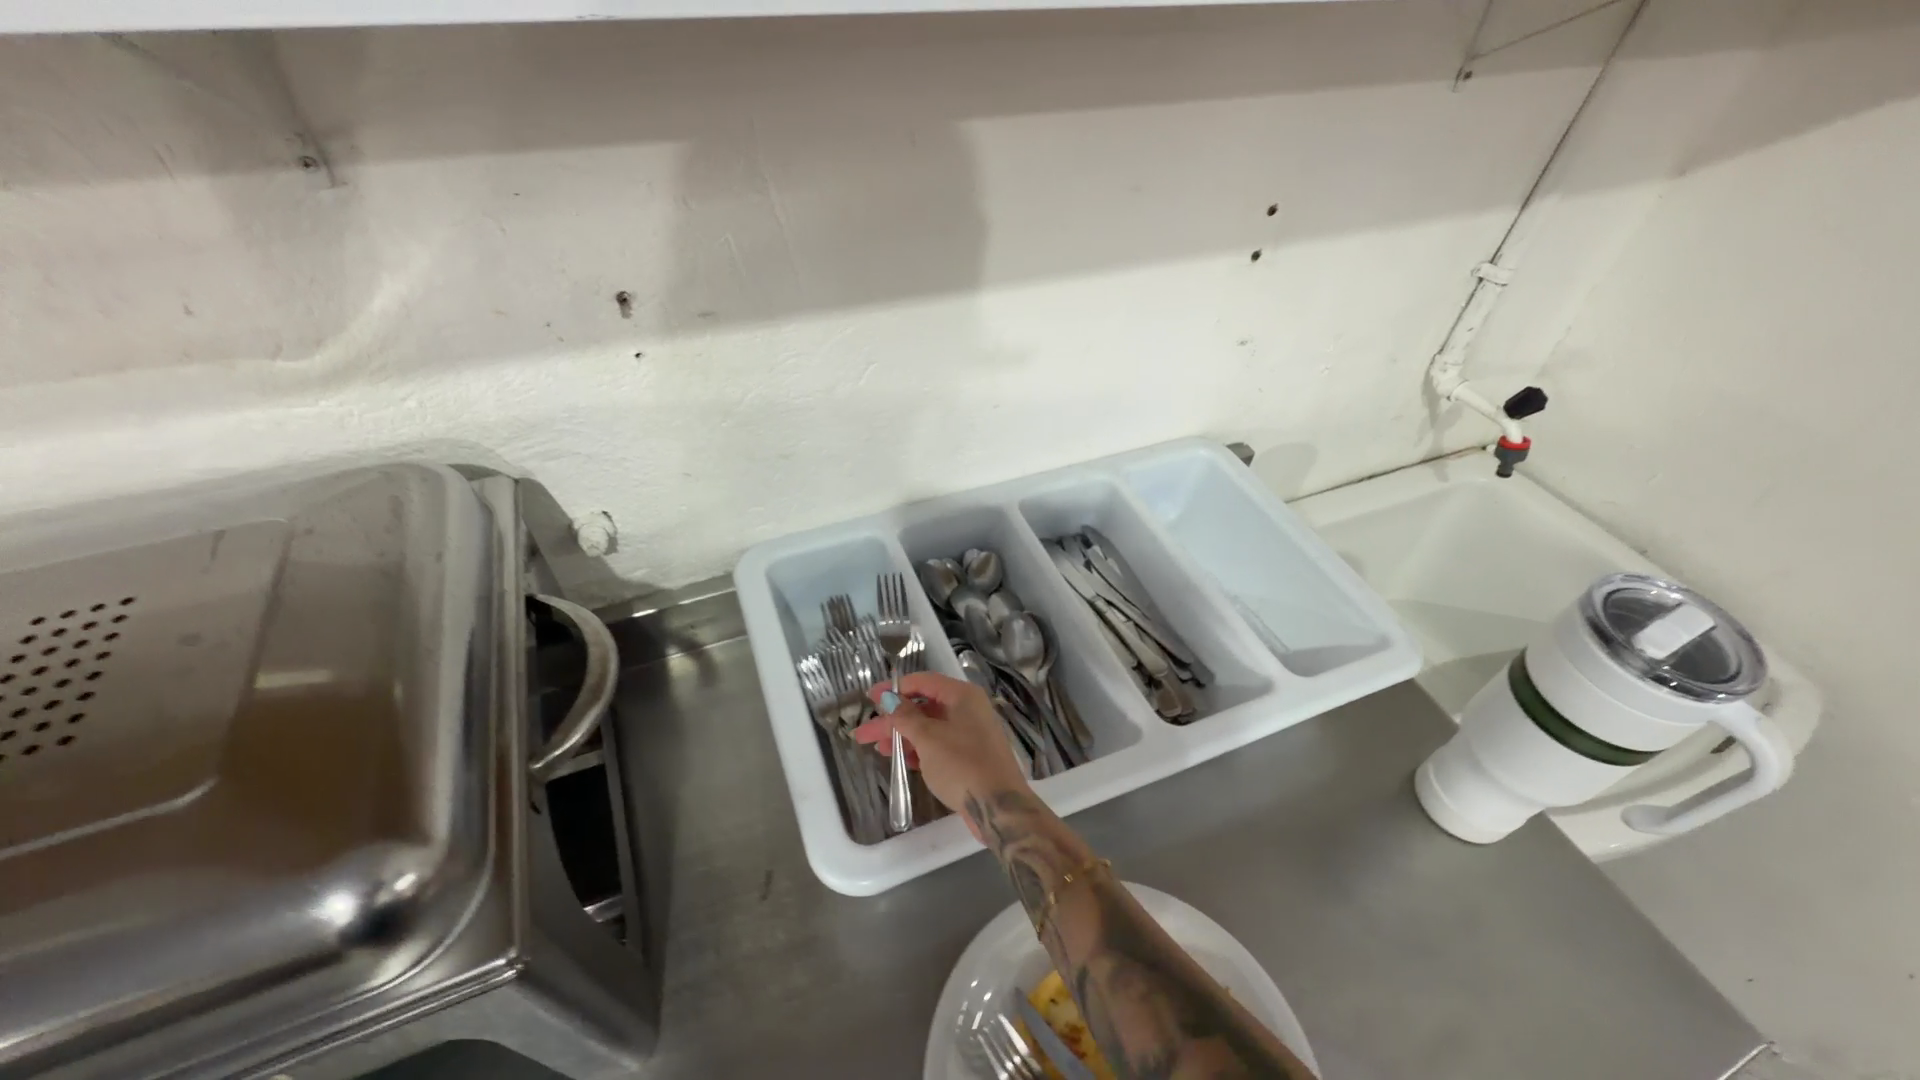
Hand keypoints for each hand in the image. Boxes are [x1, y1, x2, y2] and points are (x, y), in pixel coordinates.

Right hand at [854, 672, 1030, 840]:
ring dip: (902, 736)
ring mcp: (969, 734)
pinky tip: (899, 759)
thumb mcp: (928, 738)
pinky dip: (918, 750)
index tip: (869, 698)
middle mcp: (967, 710)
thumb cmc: (962, 765)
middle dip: (892, 720)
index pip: (923, 682)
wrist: (999, 806)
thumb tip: (889, 699)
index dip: (894, 689)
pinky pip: (937, 745)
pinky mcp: (968, 756)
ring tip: (878, 749)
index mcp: (962, 696)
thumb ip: (905, 717)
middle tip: (864, 733)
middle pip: (922, 707)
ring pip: (929, 728)